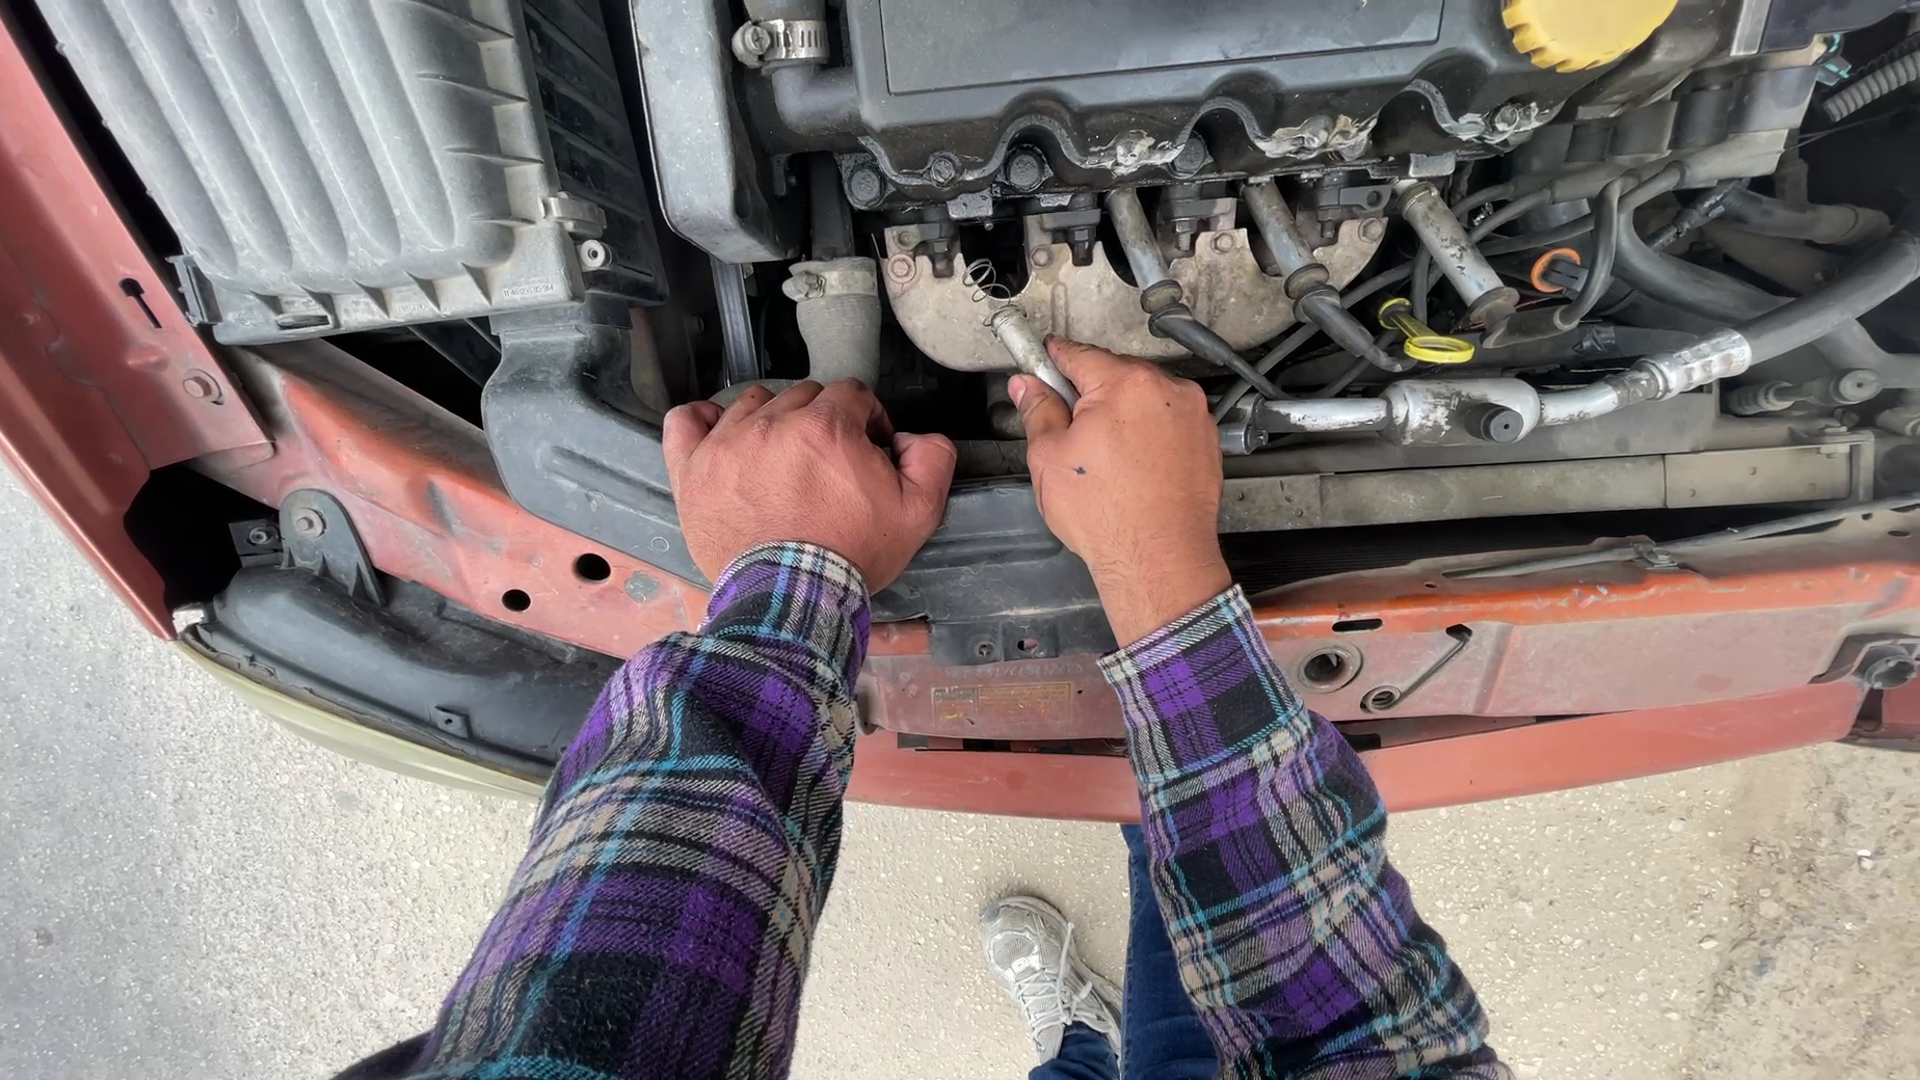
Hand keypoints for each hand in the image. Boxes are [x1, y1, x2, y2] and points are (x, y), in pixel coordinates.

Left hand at [663, 380, 955, 590]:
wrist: (793, 598)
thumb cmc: (850, 554)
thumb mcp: (918, 512)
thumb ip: (932, 458)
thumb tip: (913, 437)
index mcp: (827, 427)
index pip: (852, 394)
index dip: (866, 418)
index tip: (867, 448)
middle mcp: (773, 424)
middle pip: (804, 396)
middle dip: (823, 422)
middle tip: (829, 463)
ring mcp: (727, 444)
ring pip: (754, 403)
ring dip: (773, 420)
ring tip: (783, 458)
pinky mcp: (694, 469)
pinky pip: (687, 421)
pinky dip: (703, 420)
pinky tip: (722, 435)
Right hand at [1011, 340, 1230, 645]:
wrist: (1157, 559)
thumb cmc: (1108, 516)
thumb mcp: (1049, 458)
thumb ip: (1038, 411)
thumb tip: (1027, 386)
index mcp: (1125, 384)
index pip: (1078, 354)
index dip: (1052, 358)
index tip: (1042, 360)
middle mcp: (1167, 390)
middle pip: (1113, 376)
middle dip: (1088, 396)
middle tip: (1067, 430)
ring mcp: (1192, 415)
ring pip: (1142, 399)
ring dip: (1120, 415)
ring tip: (1103, 460)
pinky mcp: (1206, 440)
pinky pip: (1166, 423)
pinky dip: (1147, 435)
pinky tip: (1130, 468)